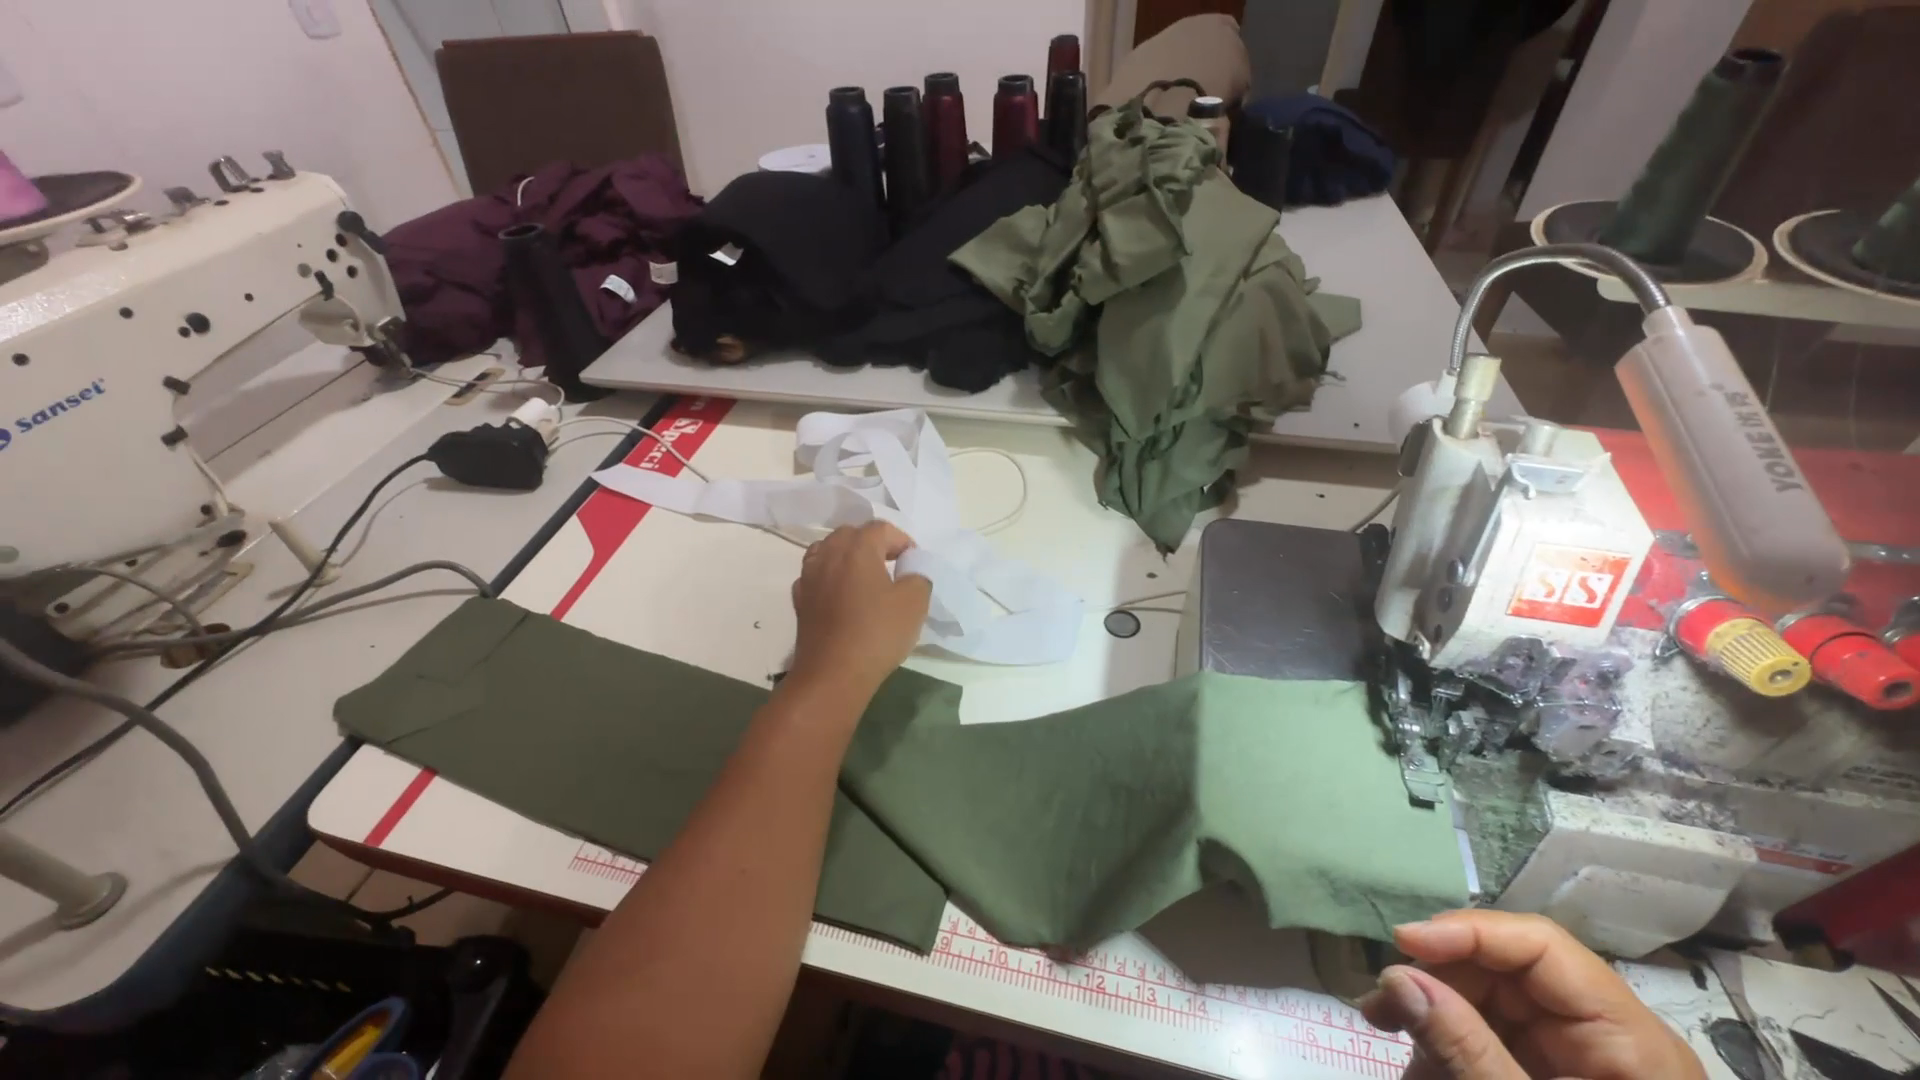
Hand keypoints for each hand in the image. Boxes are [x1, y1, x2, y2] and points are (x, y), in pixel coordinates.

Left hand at [788, 522, 930, 696]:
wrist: (833, 673)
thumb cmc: (877, 633)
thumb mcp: (915, 603)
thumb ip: (918, 577)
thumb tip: (910, 572)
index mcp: (857, 548)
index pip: (882, 528)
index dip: (902, 541)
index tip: (913, 562)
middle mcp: (829, 554)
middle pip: (851, 534)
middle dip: (873, 544)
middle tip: (892, 566)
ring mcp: (809, 576)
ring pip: (828, 551)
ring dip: (847, 557)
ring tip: (865, 578)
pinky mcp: (800, 600)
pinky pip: (816, 576)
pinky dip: (830, 577)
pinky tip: (841, 596)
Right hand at [1357, 910, 1705, 1079]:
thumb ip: (1468, 1052)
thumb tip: (1396, 975)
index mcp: (1631, 1040)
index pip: (1543, 947)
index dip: (1469, 932)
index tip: (1401, 942)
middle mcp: (1605, 1032)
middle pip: (1506, 968)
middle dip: (1437, 977)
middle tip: (1378, 1007)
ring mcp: (1576, 1053)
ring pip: (1487, 995)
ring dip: (1431, 1008)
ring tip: (1384, 1028)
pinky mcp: (1549, 1071)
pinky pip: (1487, 1031)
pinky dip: (1445, 1041)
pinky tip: (1418, 1060)